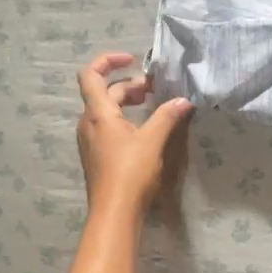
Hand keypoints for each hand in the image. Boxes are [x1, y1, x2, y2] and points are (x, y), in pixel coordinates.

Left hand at [75, 52, 192, 213]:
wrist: (114, 212)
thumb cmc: (130, 172)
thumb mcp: (153, 141)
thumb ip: (167, 116)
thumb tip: (183, 100)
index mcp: (97, 113)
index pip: (91, 74)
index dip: (108, 61)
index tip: (132, 60)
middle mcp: (88, 123)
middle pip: (102, 92)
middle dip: (128, 85)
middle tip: (154, 88)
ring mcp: (90, 140)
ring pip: (105, 110)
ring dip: (126, 102)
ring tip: (152, 105)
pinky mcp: (96, 155)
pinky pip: (107, 127)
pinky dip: (124, 118)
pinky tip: (143, 129)